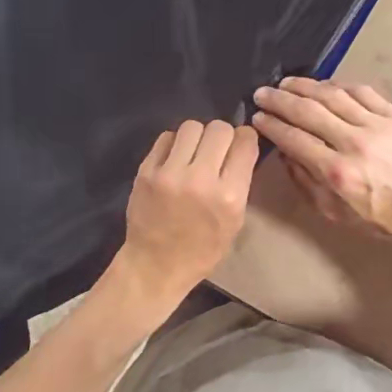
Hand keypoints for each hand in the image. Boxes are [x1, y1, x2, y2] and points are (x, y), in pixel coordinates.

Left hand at [118, 120, 259, 296]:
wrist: (155, 265)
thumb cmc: (202, 250)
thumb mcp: (235, 221)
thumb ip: (240, 182)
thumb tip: (241, 147)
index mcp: (228, 196)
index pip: (245, 142)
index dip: (245, 139)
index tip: (240, 145)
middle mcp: (200, 180)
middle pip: (219, 128)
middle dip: (223, 135)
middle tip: (217, 150)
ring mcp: (169, 174)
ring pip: (191, 127)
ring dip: (198, 136)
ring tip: (195, 152)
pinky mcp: (146, 171)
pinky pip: (166, 137)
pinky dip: (174, 144)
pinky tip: (175, 159)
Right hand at [250, 78, 391, 245]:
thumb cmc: (380, 217)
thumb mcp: (335, 213)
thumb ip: (306, 183)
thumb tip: (285, 154)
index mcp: (337, 172)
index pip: (294, 139)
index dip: (272, 125)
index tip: (257, 117)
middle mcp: (354, 143)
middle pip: (308, 111)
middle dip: (280, 100)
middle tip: (262, 93)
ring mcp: (377, 125)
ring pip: (333, 95)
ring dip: (305, 86)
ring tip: (287, 83)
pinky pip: (362, 92)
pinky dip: (339, 85)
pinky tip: (323, 85)